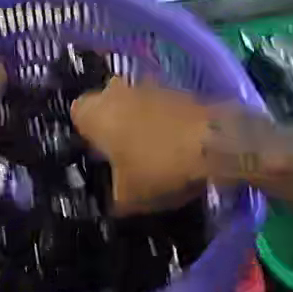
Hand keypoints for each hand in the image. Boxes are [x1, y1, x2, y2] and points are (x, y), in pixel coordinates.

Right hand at [72, 84, 248, 214]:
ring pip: (134, 101)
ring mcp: (147, 86)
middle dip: (113, 120)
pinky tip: (179, 143)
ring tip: (156, 149)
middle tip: (126, 150)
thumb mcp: (130, 198)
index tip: (101, 153)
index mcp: (93, 113)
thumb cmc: (159, 167)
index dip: (87, 134)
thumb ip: (113, 199)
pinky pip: (162, 104)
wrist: (216, 144)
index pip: (76, 115)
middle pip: (105, 102)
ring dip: (141, 118)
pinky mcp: (177, 89)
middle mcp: (113, 91)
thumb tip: (111, 205)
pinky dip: (166, 118)